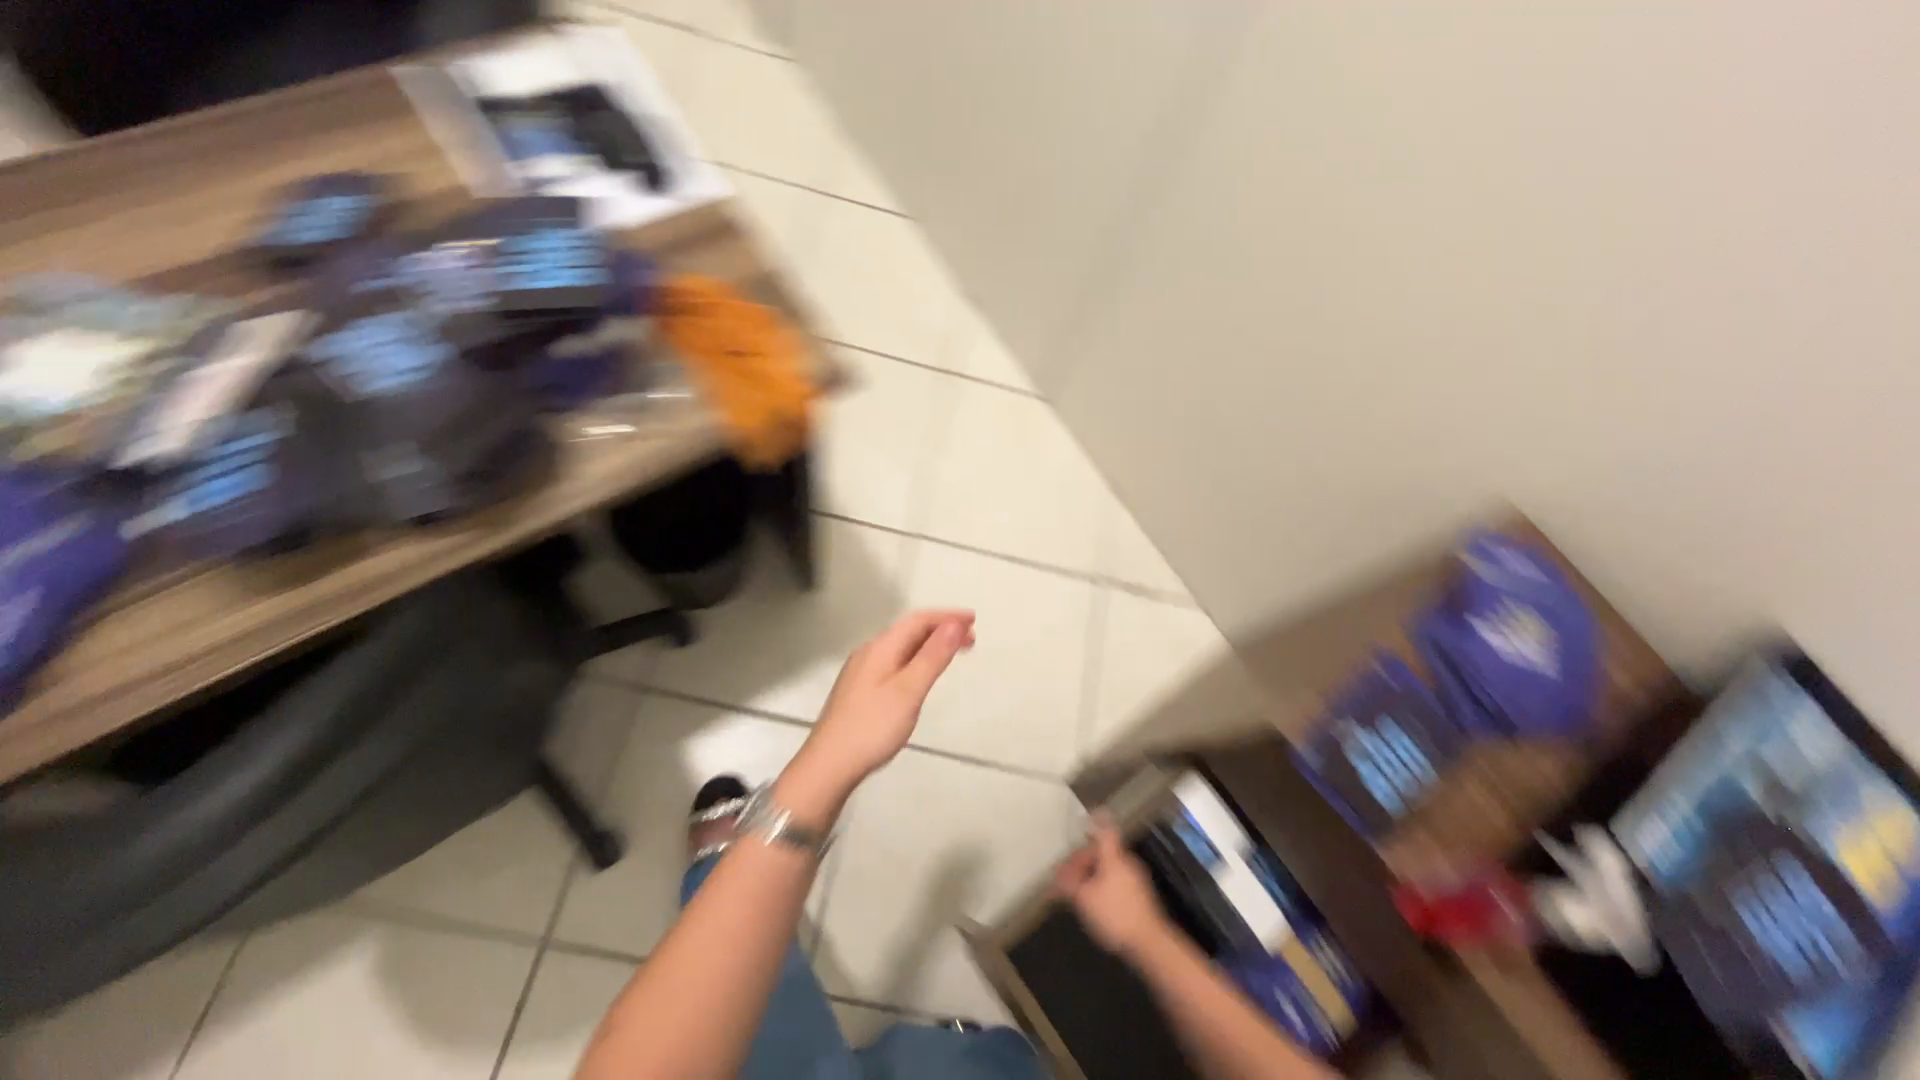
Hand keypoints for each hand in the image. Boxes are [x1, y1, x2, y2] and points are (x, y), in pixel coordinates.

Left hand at [781, 610, 975, 813]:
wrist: (829, 764)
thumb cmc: (873, 727)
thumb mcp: (909, 690)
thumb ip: (933, 657)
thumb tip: (954, 624)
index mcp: (880, 648)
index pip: (918, 620)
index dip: (947, 617)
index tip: (974, 621)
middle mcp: (868, 653)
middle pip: (909, 631)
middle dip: (940, 630)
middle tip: (971, 641)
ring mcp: (861, 672)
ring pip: (901, 648)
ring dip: (929, 646)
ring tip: (952, 655)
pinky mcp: (859, 690)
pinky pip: (893, 663)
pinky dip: (915, 661)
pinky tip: (920, 676)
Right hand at [1053, 817, 1171, 960]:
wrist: (1150, 943)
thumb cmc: (1115, 914)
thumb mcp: (1084, 899)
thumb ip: (1069, 883)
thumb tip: (1056, 873)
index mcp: (1114, 857)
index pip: (1105, 830)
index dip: (1095, 821)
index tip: (1084, 819)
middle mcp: (1127, 862)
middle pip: (1102, 851)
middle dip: (1081, 859)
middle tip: (1065, 875)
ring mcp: (1135, 879)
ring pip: (1108, 867)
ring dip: (1089, 874)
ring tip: (1074, 891)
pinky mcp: (1139, 896)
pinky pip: (1115, 881)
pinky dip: (1100, 885)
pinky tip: (1091, 902)